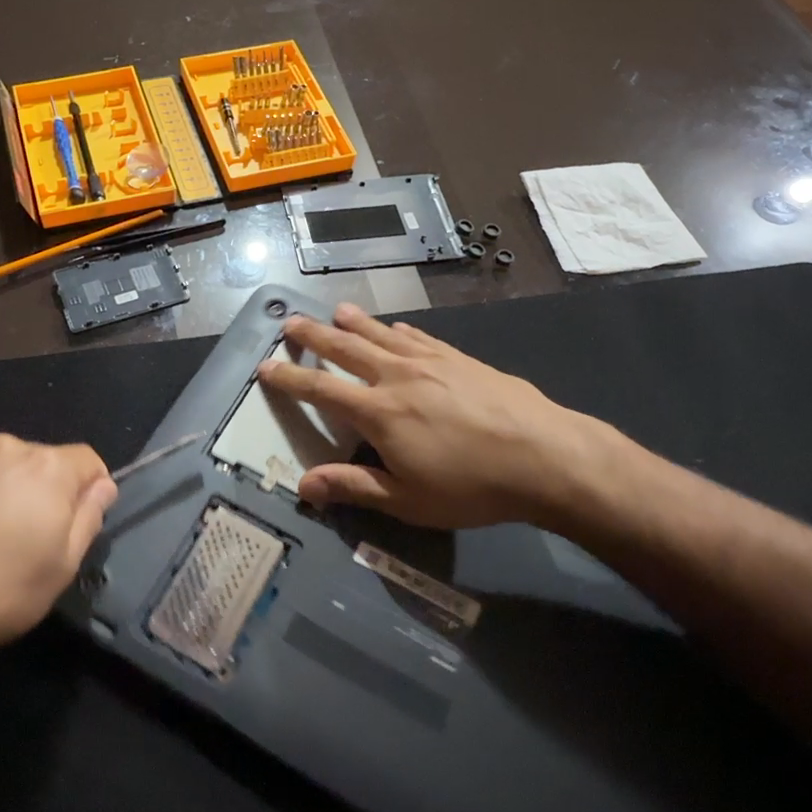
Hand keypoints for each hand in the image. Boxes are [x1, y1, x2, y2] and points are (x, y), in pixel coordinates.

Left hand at [0, 434, 116, 676]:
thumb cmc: (1, 589)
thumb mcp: (64, 565)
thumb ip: (89, 517)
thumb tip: (102, 487)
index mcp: (46, 466)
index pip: (89, 460)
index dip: (94, 492)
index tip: (81, 528)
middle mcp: (7, 452)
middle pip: (48, 463)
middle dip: (53, 494)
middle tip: (42, 544)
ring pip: (10, 475)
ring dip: (16, 499)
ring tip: (2, 548)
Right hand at [257, 304, 619, 528]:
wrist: (546, 457)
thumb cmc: (471, 487)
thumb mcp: (407, 500)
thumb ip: (353, 487)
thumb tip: (303, 485)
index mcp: (379, 413)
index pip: (321, 389)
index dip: (290, 378)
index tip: (266, 366)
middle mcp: (398, 376)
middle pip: (346, 348)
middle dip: (314, 335)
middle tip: (290, 322)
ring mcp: (433, 362)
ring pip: (383, 334)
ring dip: (355, 322)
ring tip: (336, 310)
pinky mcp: (461, 359)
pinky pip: (419, 337)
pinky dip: (399, 330)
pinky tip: (397, 328)